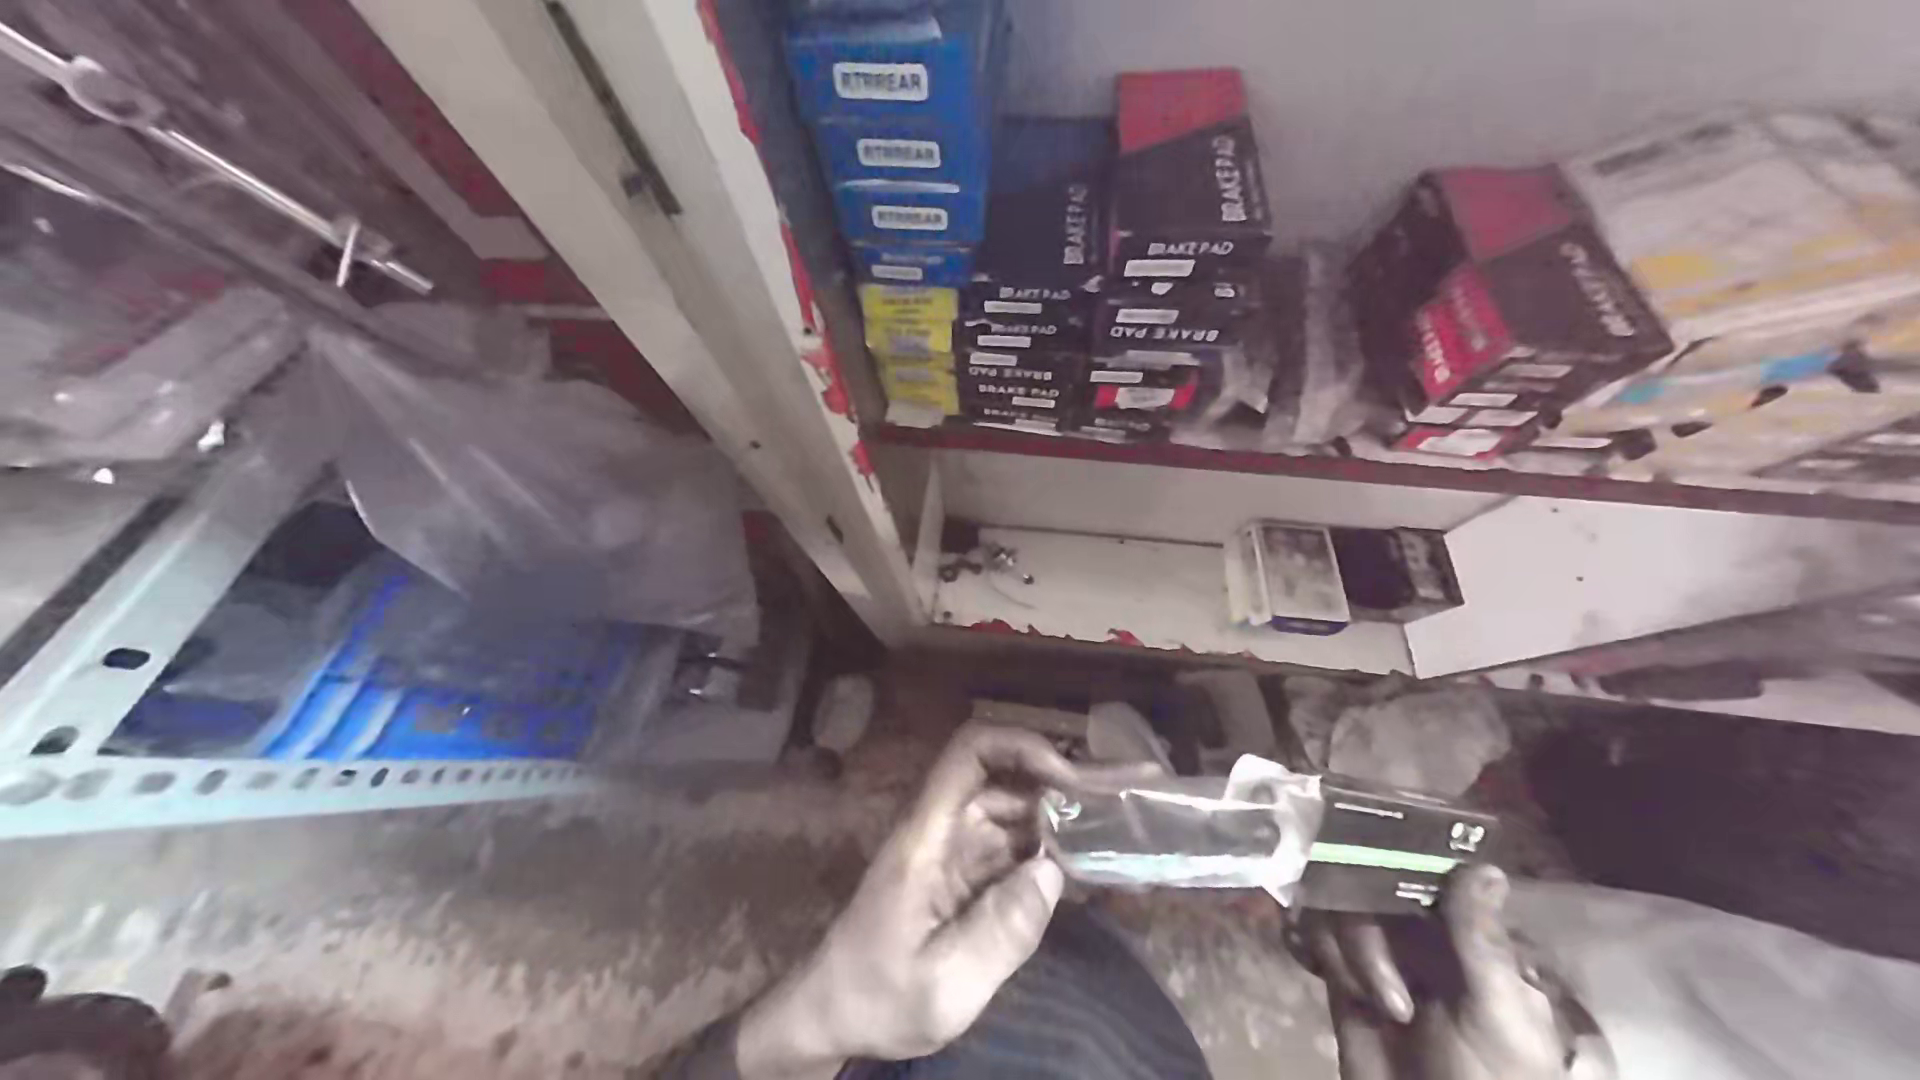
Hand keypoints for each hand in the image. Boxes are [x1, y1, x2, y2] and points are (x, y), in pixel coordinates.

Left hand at [734, 725, 1120, 1078]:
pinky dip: (1051, 848)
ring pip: (1015, 809)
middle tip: (1122, 798)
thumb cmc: (878, 994)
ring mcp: (956, 846)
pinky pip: (1015, 845)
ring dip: (1062, 816)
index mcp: (927, 831)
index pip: (969, 752)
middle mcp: (945, 825)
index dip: (1020, 746)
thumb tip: (1055, 869)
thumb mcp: (942, 984)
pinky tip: (1089, 866)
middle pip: (1004, 776)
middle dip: (1060, 781)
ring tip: (1118, 830)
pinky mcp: (967, 871)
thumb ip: (1000, 931)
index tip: (1068, 777)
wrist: (835, 1011)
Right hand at [1306, 865, 1582, 1079]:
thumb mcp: (1497, 1017)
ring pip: (1333, 908)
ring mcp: (1374, 951)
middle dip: (1364, 937)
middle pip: (1364, 885)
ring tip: (1372, 1010)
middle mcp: (1416, 932)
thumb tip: (1485, 864)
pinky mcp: (1338, 970)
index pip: (1422, 871)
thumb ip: (1480, 940)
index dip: (1393, 860)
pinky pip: (1309, 932)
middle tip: (1386, 997)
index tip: (1368, 863)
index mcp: (1463, 935)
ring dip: (1343, 957)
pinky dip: (1308, 946)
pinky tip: (1320, 972)